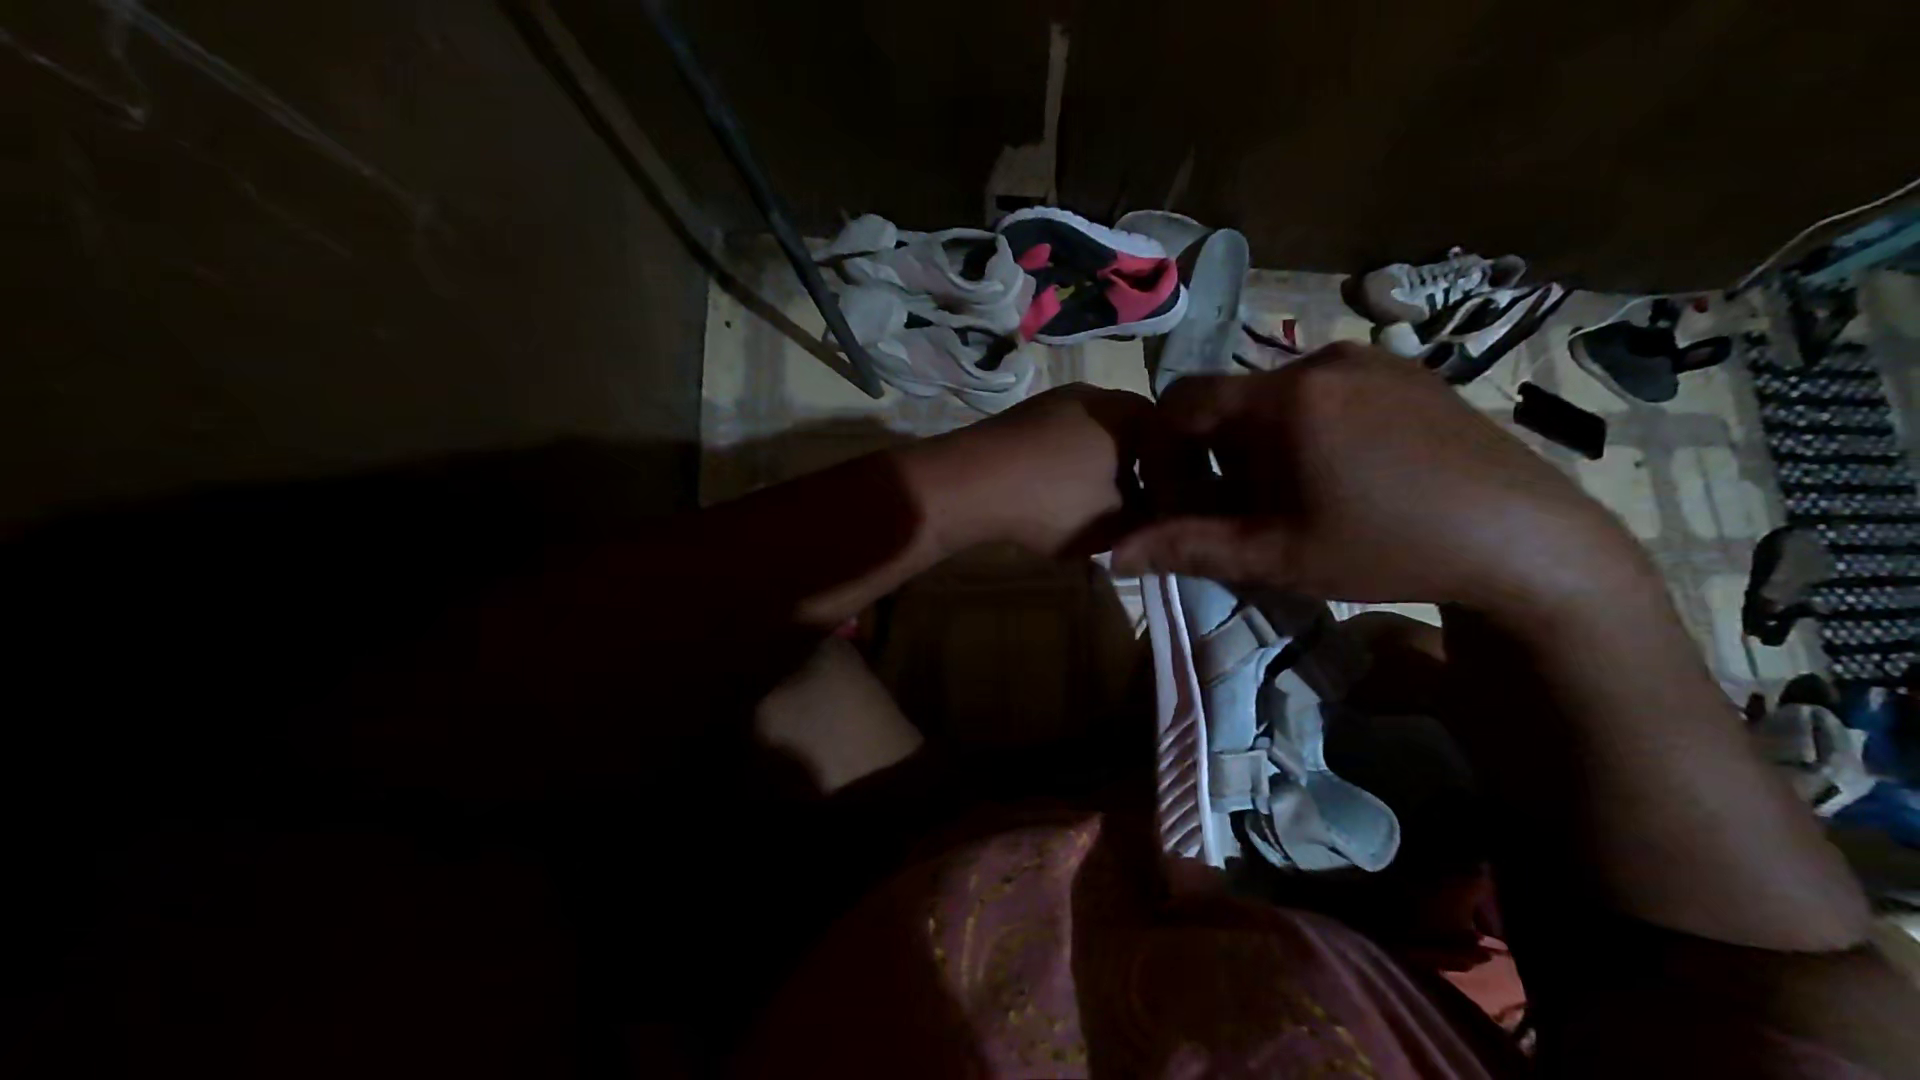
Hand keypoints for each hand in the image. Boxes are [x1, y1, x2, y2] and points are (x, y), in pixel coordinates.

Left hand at [899, 383, 1151, 556]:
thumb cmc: (1054, 501)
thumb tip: (1157, 513)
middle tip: (1126, 513)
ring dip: (1095, 472)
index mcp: (1130, 411)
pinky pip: (1057, 443)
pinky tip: (1048, 495)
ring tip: (1084, 509)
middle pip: (1131, 437)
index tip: (1161, 510)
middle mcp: (1095, 394)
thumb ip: (1148, 517)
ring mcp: (1052, 401)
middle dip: (1131, 475)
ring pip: (1092, 440)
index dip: (1173, 478)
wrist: (967, 484)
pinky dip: (1062, 468)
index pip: (1174, 440)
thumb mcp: (1116, 523)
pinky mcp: (1020, 417)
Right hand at [1111, 344, 1649, 621]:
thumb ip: (1189, 546)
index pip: (1184, 399)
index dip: (1165, 447)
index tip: (1183, 495)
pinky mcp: (1407, 372)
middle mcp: (1322, 361)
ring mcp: (1372, 360)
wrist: (1527, 541)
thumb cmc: (1388, 548)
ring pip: (1278, 396)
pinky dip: (1307, 427)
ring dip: (1262, 442)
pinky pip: (1327, 390)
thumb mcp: (1277, 556)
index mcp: (1286, 399)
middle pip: (1231, 400)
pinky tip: (1343, 474)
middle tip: (1242, 508)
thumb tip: (1114, 554)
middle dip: (1218, 453)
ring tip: (1295, 495)